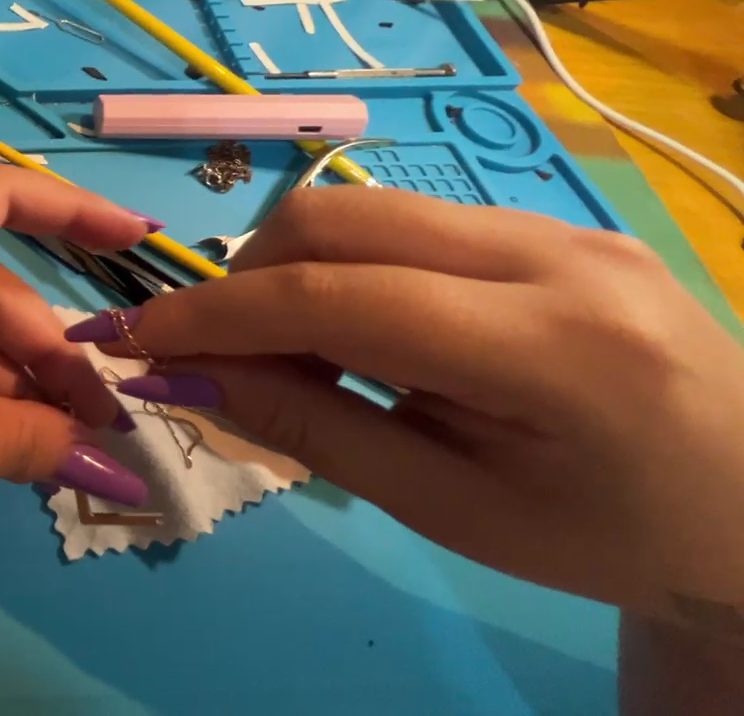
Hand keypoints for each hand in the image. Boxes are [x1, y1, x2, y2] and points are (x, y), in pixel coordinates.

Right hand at [66, 186, 743, 628]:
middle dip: (243, 277)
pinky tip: (355, 325)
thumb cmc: (610, 538)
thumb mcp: (447, 508)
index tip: (135, 337)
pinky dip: (334, 264)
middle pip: (332, 219)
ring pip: (355, 207)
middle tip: (224, 350)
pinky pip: (395, 219)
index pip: (332, 297)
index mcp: (554, 349)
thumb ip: (304, 428)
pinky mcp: (544, 219)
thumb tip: (180, 375)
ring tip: (296, 346)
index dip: (214, 314)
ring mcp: (556, 223)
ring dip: (285, 267)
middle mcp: (557, 254)